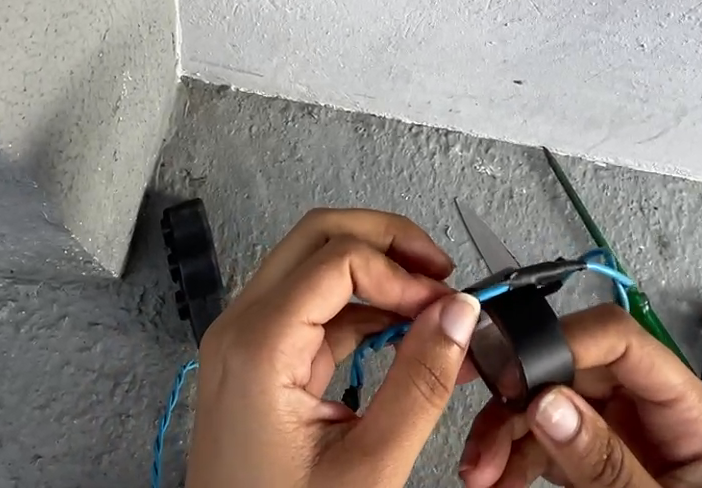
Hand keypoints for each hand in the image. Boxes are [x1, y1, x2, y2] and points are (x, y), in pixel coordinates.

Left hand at [186, 208, 484, 487]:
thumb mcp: (369, 469)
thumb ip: (420, 383)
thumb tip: (458, 313)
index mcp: (259, 345)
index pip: (337, 258)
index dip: (400, 271)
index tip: (444, 303)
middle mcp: (243, 326)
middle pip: (318, 236)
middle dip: (385, 240)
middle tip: (438, 268)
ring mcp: (247, 339)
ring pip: (314, 262)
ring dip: (376, 268)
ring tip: (430, 301)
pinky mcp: (261, 359)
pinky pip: (314, 305)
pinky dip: (361, 305)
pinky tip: (402, 328)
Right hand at [457, 305, 701, 487]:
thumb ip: (609, 466)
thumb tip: (547, 402)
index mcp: (686, 410)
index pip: (620, 339)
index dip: (564, 343)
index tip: (515, 378)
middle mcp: (649, 410)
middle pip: (571, 369)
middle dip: (520, 397)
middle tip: (483, 437)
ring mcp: (620, 435)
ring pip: (548, 401)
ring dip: (506, 431)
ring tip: (480, 473)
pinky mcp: (597, 461)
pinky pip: (546, 440)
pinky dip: (514, 457)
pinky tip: (496, 479)